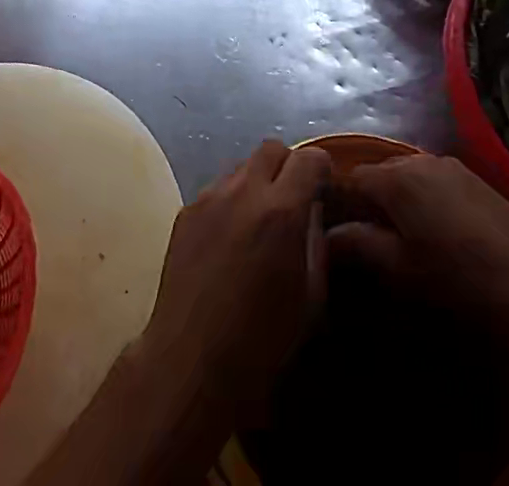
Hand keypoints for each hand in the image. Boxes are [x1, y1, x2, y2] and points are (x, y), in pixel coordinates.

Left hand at [135, 140, 331, 409]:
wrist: (192, 361)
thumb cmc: (263, 338)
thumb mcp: (312, 293)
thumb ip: (317, 239)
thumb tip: (314, 210)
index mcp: (281, 210)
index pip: (309, 158)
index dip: (322, 169)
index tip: (324, 189)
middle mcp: (243, 192)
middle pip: (272, 148)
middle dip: (288, 166)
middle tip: (293, 198)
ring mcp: (208, 199)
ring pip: (241, 165)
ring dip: (258, 181)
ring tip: (259, 218)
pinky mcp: (185, 212)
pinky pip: (216, 188)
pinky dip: (231, 199)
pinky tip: (230, 237)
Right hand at [327, 154, 508, 327]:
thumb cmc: (454, 273)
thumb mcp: (399, 265)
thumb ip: (359, 244)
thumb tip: (328, 236)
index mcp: (396, 179)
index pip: (353, 178)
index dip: (343, 202)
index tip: (342, 229)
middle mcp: (420, 161)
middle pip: (380, 172)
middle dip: (371, 198)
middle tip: (370, 235)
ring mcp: (448, 164)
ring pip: (407, 174)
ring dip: (398, 196)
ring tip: (402, 232)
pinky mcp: (470, 174)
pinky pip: (432, 177)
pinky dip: (423, 194)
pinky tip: (433, 225)